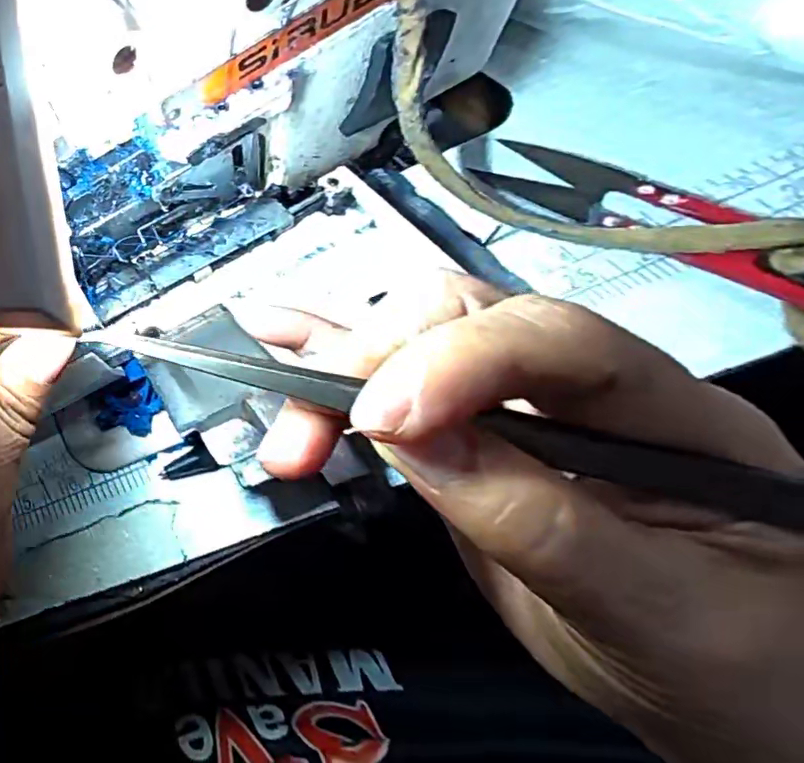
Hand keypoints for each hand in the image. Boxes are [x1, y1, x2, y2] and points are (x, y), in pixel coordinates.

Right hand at [244, 272, 803, 762]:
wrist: (735, 694)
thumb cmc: (737, 666)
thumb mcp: (655, 612)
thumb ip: (535, 517)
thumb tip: (402, 435)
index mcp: (677, 417)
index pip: (553, 338)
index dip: (451, 362)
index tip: (377, 421)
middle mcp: (585, 385)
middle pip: (457, 316)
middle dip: (369, 362)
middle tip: (317, 433)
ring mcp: (513, 396)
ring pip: (402, 333)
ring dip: (327, 370)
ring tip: (289, 432)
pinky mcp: (457, 418)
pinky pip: (383, 365)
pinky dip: (319, 346)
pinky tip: (274, 331)